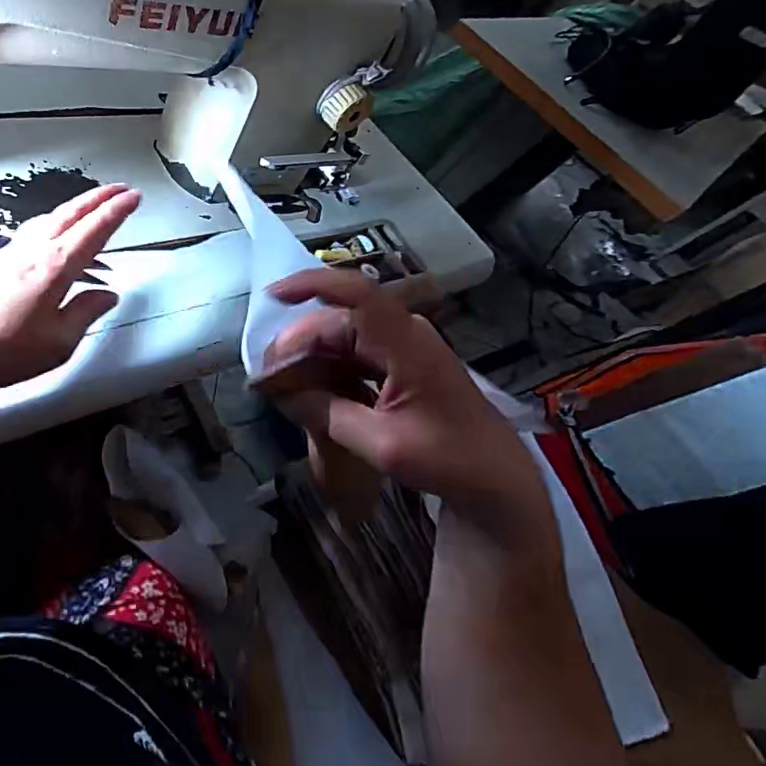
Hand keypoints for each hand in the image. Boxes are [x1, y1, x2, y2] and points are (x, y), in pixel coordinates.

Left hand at [0, 183, 140, 397]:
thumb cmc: (1, 350)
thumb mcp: (61, 341)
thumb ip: (87, 312)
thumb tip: (106, 297)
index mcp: (54, 267)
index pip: (95, 228)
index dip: (118, 211)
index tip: (133, 198)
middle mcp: (33, 252)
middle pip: (73, 212)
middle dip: (100, 197)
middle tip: (120, 190)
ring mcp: (14, 254)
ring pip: (53, 217)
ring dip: (78, 207)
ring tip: (93, 207)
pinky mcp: (1, 263)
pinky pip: (36, 230)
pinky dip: (56, 222)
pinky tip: (56, 232)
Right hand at [262, 269, 558, 556]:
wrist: (497, 479)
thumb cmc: (451, 460)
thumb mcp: (384, 445)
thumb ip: (328, 414)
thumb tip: (282, 393)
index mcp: (407, 344)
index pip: (359, 295)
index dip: (313, 285)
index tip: (273, 296)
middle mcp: (403, 334)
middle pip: (338, 321)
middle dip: (298, 343)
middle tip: (267, 376)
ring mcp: (401, 347)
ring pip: (341, 338)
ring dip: (310, 358)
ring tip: (280, 386)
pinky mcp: (398, 364)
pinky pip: (352, 355)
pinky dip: (327, 369)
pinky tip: (306, 389)